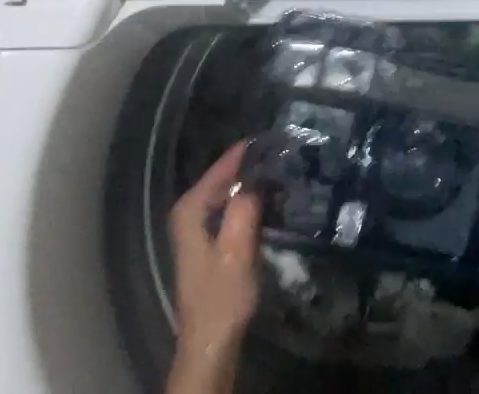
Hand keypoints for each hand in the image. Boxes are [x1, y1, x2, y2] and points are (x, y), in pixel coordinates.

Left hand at [167, 141, 262, 393]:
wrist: (211, 341)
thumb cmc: (222, 295)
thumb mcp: (237, 249)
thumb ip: (244, 209)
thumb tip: (258, 176)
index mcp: (191, 209)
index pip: (222, 166)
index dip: (248, 151)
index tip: (278, 137)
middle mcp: (190, 212)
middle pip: (225, 177)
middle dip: (254, 165)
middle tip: (288, 152)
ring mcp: (199, 228)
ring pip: (230, 193)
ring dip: (254, 183)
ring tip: (286, 170)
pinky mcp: (211, 241)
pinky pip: (233, 208)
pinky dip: (251, 201)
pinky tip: (273, 201)